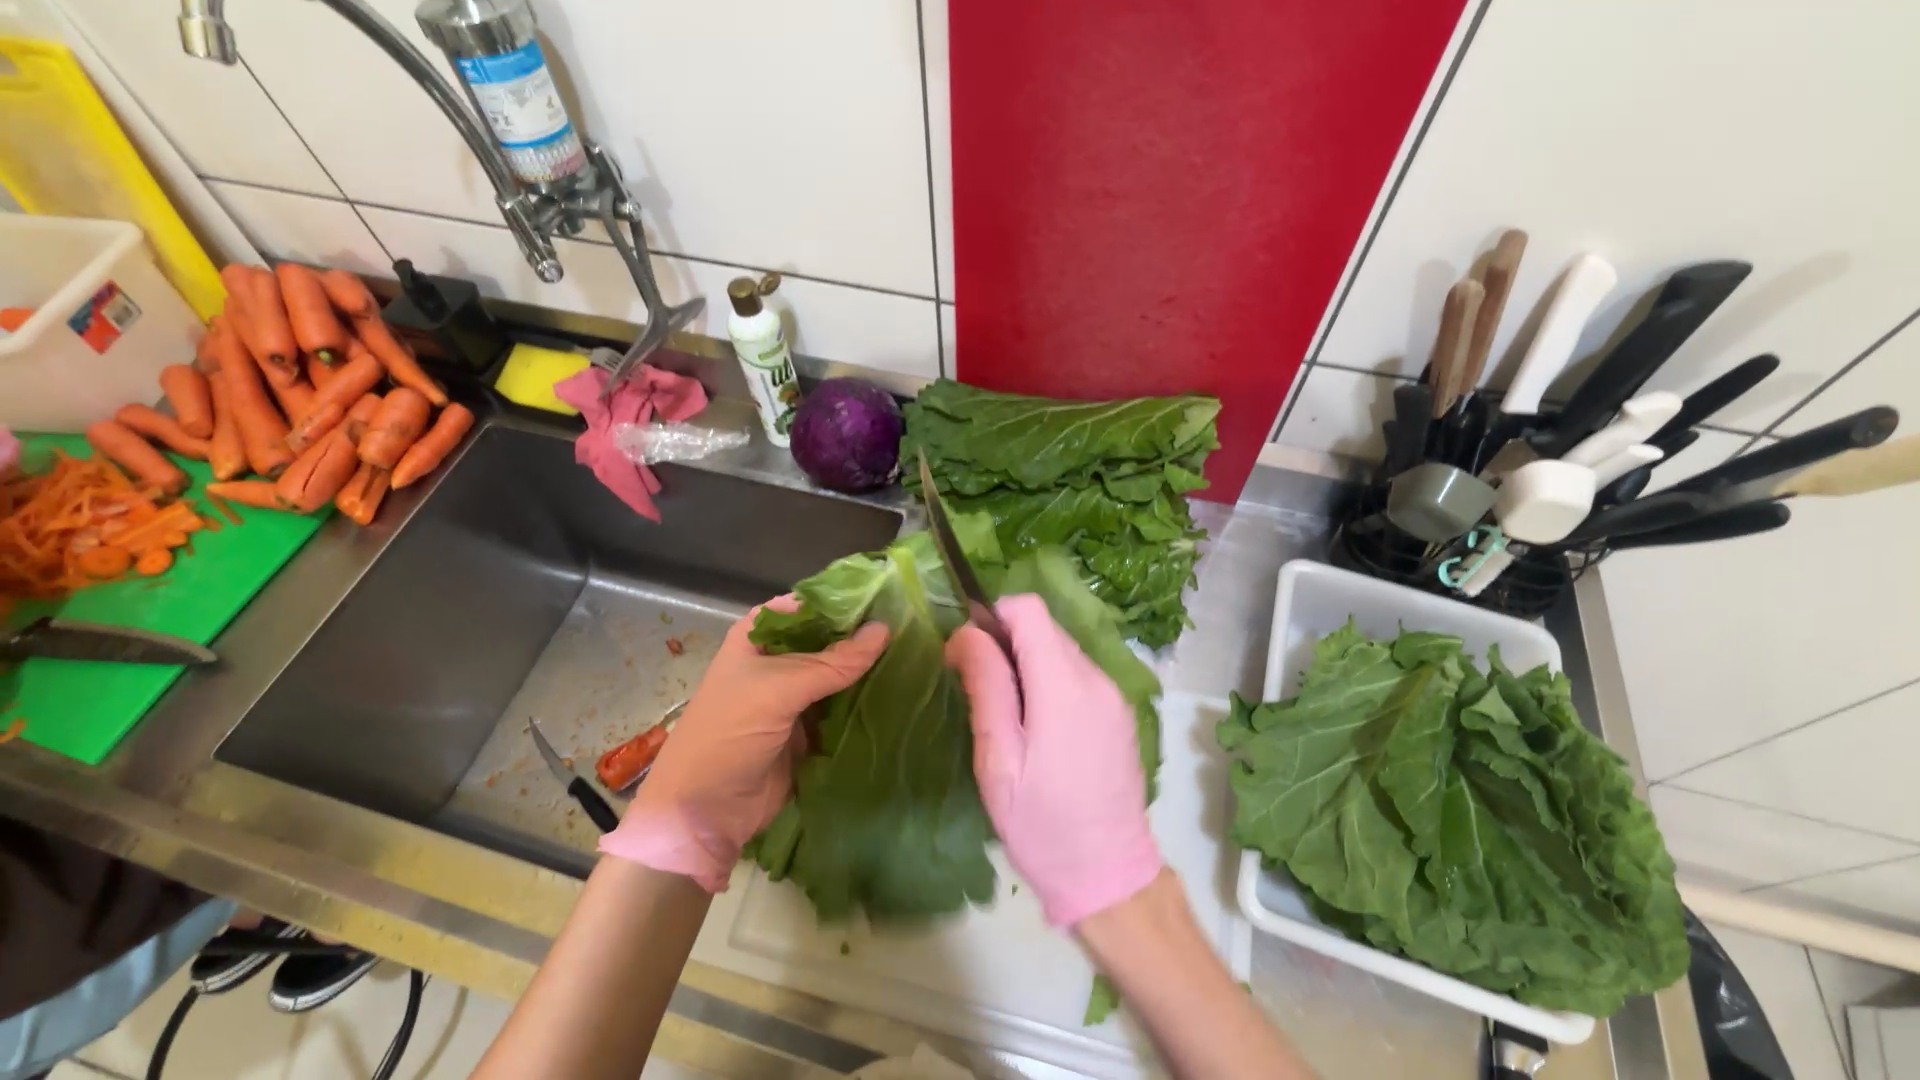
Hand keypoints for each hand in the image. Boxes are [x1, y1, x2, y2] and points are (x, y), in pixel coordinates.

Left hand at [599, 596, 887, 890]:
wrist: (704, 812)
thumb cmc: (729, 735)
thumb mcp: (778, 690)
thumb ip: (832, 663)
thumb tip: (884, 629)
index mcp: (757, 639)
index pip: (806, 606)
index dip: (841, 602)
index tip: (886, 597)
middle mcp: (776, 664)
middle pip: (825, 641)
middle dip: (861, 638)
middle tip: (913, 627)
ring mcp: (793, 700)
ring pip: (837, 677)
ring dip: (867, 672)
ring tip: (917, 656)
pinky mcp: (808, 733)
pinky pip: (842, 711)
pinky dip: (865, 705)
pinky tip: (900, 693)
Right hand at [945, 595, 1162, 926]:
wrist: (1107, 874)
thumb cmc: (1041, 824)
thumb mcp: (998, 760)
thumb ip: (986, 688)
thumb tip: (966, 632)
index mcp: (1065, 686)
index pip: (1029, 609)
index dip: (992, 616)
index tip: (968, 652)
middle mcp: (1097, 679)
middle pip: (1045, 628)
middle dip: (1005, 642)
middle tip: (978, 690)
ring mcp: (1114, 696)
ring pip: (1061, 649)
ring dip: (1027, 664)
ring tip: (1005, 716)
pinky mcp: (1119, 713)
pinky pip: (1078, 675)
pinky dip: (1050, 681)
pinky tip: (1036, 727)